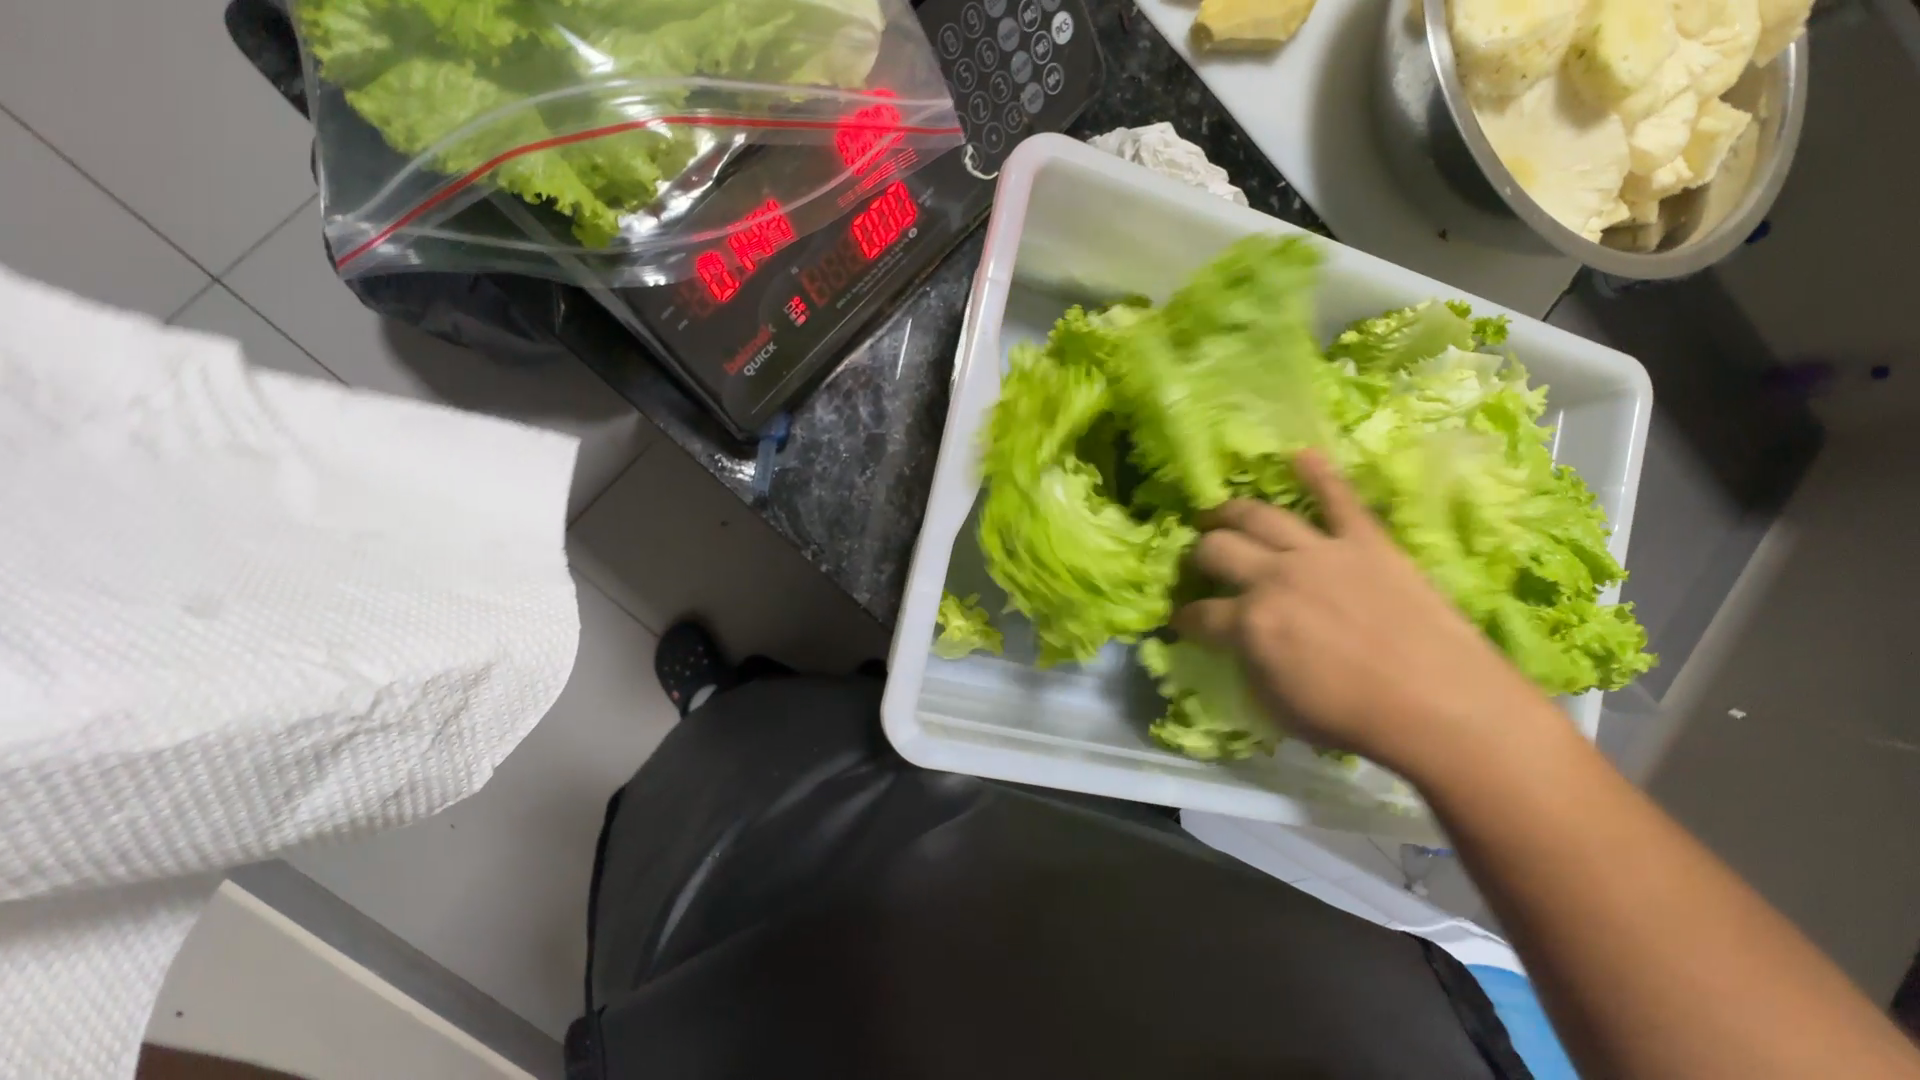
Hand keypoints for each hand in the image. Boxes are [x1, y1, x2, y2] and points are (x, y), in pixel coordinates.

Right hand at [1171, 450, 1553, 775]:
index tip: (1181, 621)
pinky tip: (1300, 455)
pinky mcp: (1365, 541)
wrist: (1439, 704)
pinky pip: (1338, 498)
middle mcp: (1273, 577)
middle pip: (1217, 550)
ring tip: (1218, 513)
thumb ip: (1249, 666)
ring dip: (1231, 512)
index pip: (1198, 615)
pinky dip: (1318, 473)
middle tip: (1200, 561)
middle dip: (1199, 555)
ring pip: (1261, 516)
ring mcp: (1320, 553)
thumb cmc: (1353, 718)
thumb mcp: (1277, 707)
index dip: (1183, 618)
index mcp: (1248, 624)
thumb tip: (1241, 646)